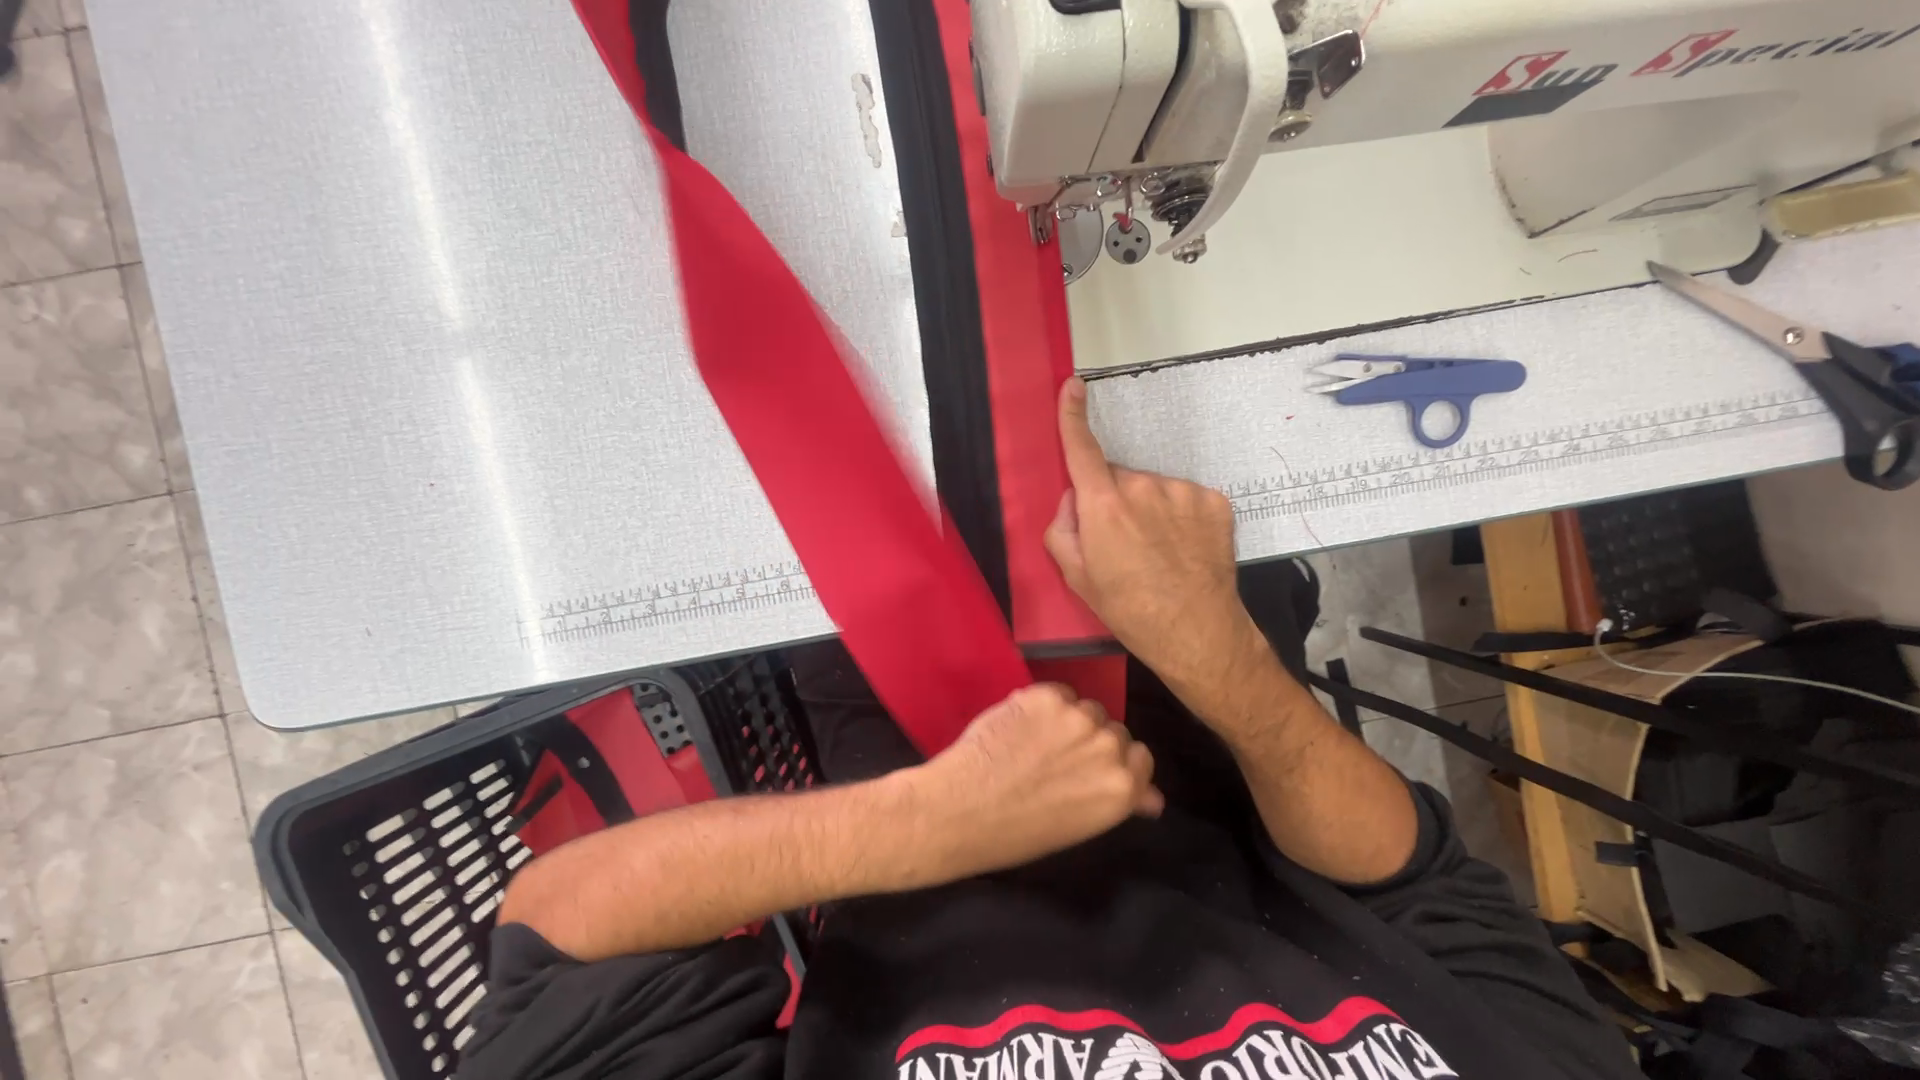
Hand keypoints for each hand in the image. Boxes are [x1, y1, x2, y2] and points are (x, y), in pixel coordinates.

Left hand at [899, 683, 1161, 881]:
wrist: (958, 811)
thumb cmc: (1015, 833)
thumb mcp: (1078, 826)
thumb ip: (1119, 802)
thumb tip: (1152, 798)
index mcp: (1122, 788)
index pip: (1140, 757)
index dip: (1116, 762)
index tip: (1091, 769)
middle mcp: (1108, 748)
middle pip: (1113, 730)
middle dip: (1091, 742)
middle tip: (1057, 759)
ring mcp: (1076, 718)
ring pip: (1085, 709)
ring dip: (1067, 721)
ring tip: (1034, 742)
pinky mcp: (1045, 696)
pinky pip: (1057, 693)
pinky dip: (1041, 706)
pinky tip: (1018, 726)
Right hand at [1043, 377, 1266, 693]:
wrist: (1197, 632)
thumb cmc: (1129, 610)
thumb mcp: (1076, 577)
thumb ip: (1063, 528)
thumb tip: (1074, 501)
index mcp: (1103, 504)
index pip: (1082, 449)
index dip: (1073, 416)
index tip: (1073, 385)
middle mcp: (1143, 487)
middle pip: (1117, 479)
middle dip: (1114, 501)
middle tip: (1122, 546)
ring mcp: (1182, 492)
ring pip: (1152, 489)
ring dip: (1149, 510)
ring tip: (1158, 553)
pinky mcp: (1214, 502)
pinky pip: (1184, 498)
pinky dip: (1180, 517)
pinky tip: (1183, 549)